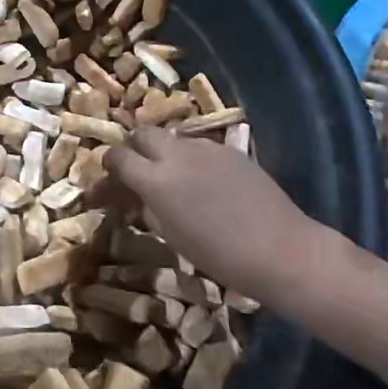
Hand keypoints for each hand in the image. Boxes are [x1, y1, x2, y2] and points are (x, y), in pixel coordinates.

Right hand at [102, 127, 323, 301]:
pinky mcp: (231, 150)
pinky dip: (190, 158)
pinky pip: (199, 147)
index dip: (109, 165)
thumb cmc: (218, 254)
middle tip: (137, 172)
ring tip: (171, 179)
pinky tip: (202, 182)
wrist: (278, 248)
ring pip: (174, 138)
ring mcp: (207, 148)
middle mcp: (178, 154)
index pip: (119, 156)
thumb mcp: (171, 234)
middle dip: (135, 148)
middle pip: (144, 133)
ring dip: (164, 152)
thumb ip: (148, 206)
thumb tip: (134, 195)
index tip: (109, 179)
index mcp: (156, 179)